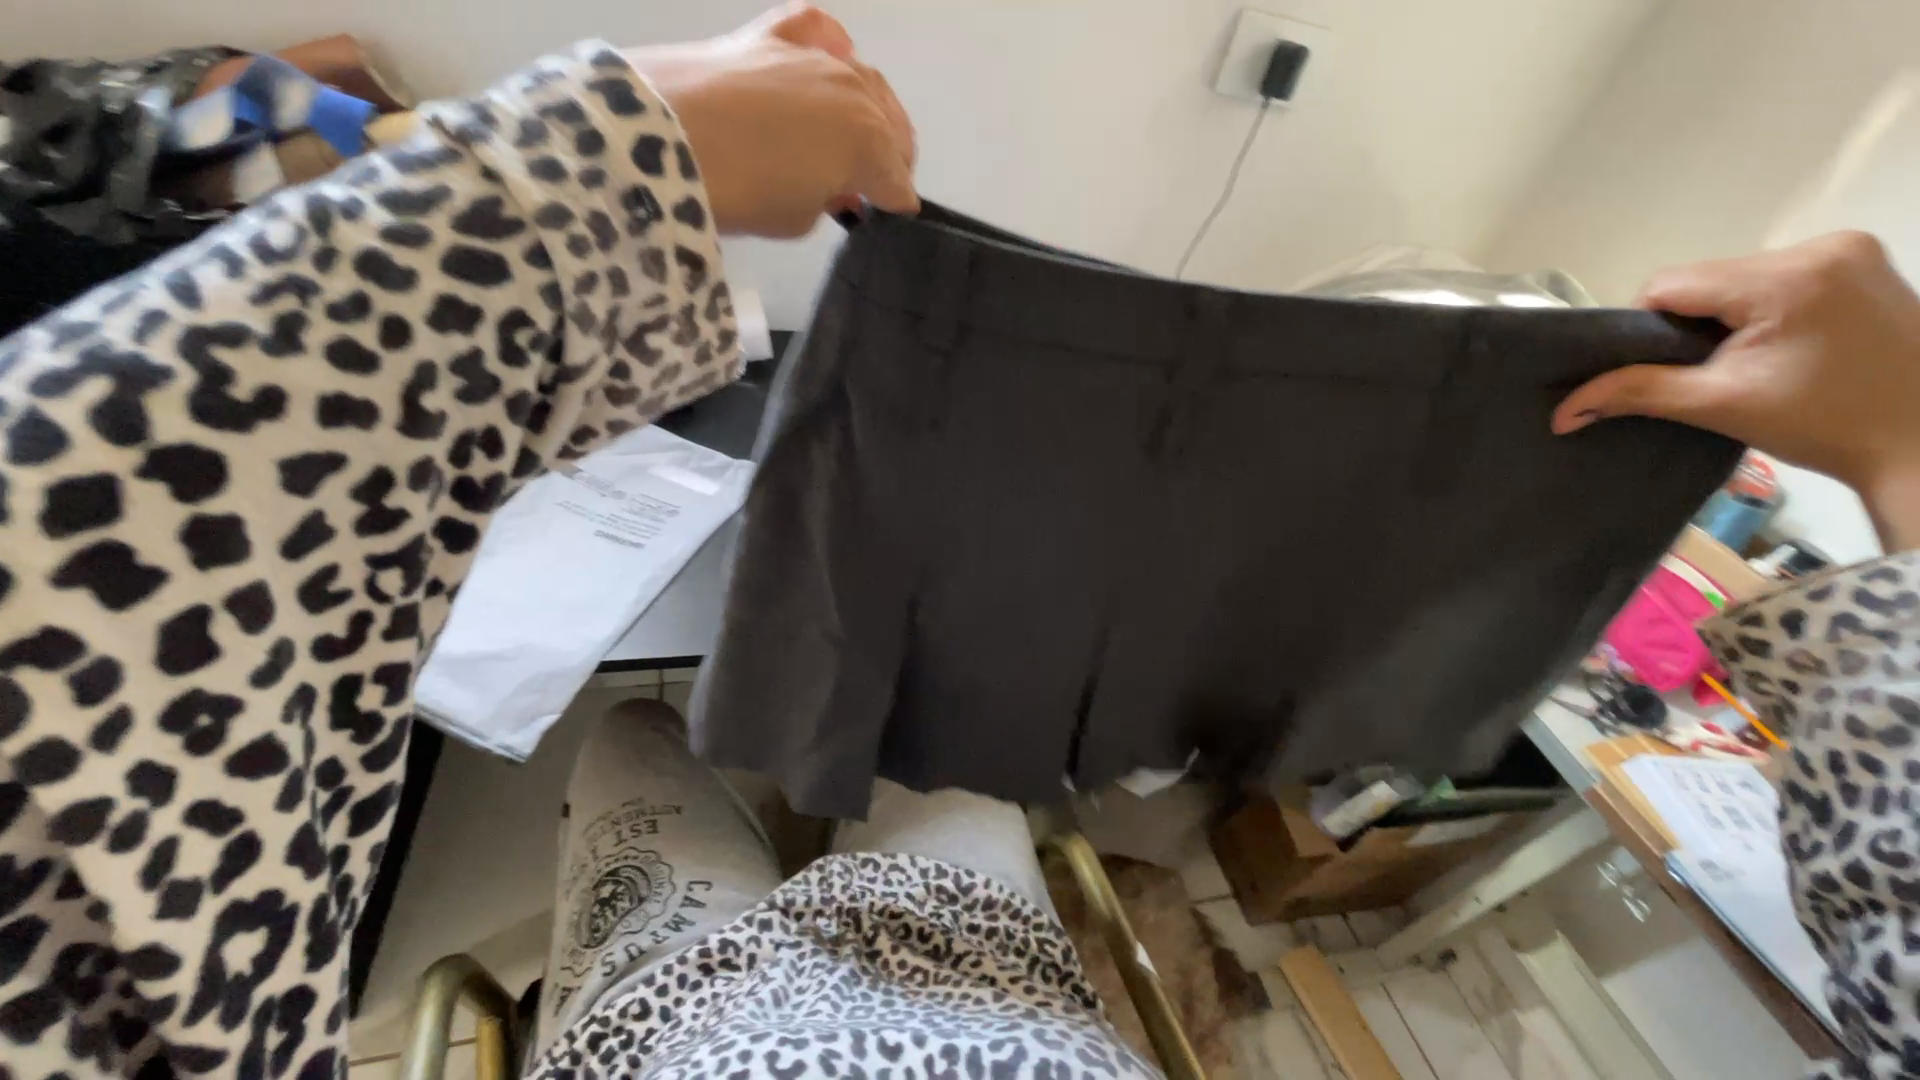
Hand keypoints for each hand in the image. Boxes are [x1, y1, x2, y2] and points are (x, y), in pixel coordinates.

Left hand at [625, 4, 917, 237]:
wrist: (660, 142)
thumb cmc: (740, 193)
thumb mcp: (799, 220)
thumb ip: (831, 201)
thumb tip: (839, 188)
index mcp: (868, 143)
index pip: (899, 183)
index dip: (892, 206)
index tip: (882, 219)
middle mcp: (854, 92)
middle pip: (893, 129)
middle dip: (890, 160)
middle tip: (869, 187)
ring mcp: (815, 58)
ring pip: (866, 81)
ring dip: (870, 112)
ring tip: (853, 138)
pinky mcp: (771, 36)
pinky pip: (818, 29)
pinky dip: (831, 46)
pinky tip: (832, 58)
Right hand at [1551, 232, 1919, 549]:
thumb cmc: (1824, 422)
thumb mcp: (1717, 404)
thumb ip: (1634, 392)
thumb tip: (1560, 412)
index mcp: (1788, 275)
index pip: (1669, 284)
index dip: (1647, 328)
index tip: (1661, 369)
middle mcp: (1823, 246)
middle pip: (1703, 280)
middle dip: (1687, 325)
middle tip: (1703, 372)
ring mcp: (1849, 251)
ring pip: (1734, 280)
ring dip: (1720, 318)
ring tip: (1741, 362)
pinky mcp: (1862, 264)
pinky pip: (1773, 280)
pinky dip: (1755, 312)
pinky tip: (1774, 346)